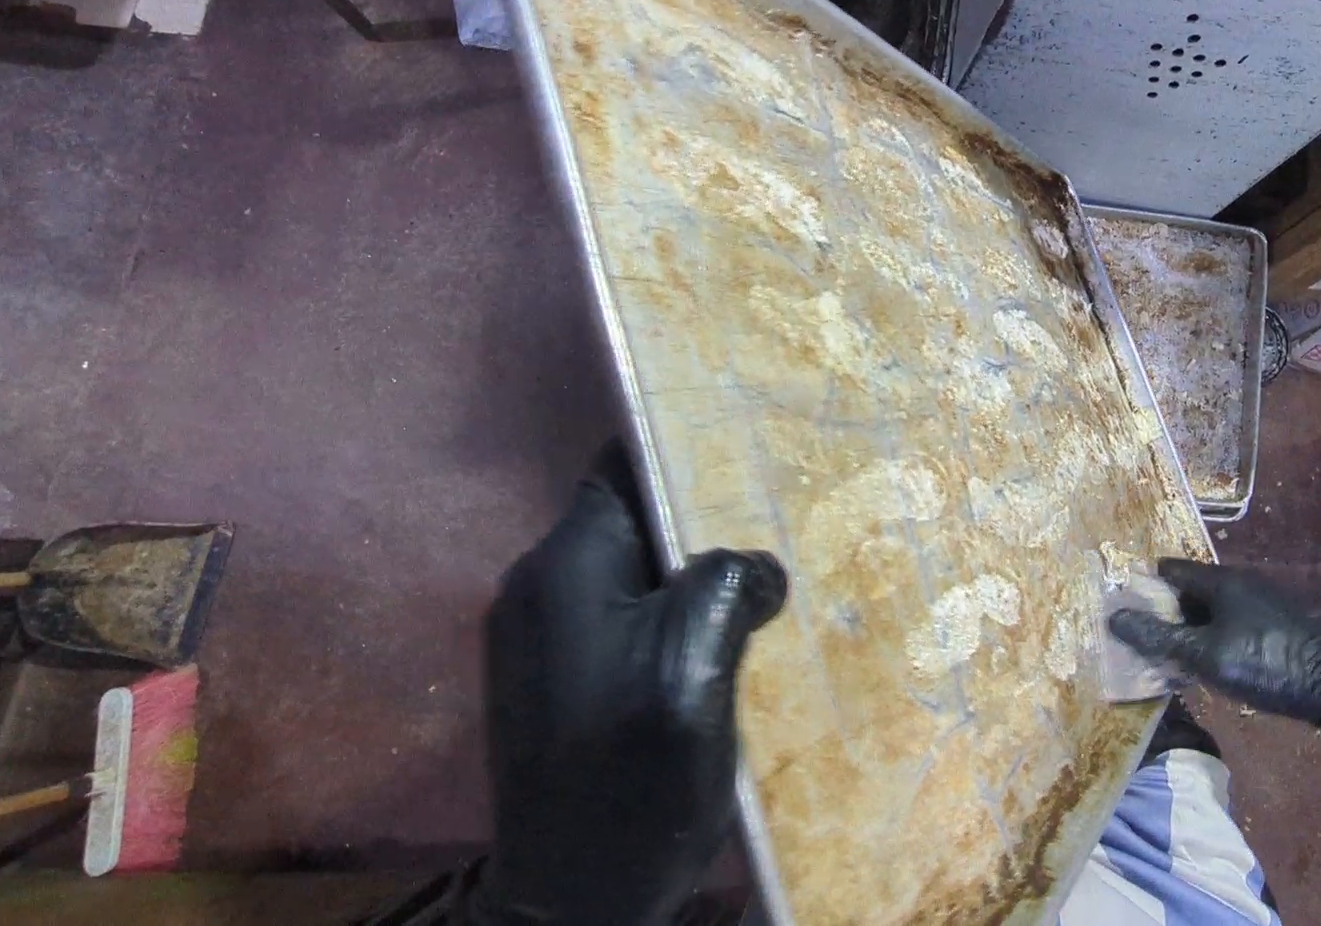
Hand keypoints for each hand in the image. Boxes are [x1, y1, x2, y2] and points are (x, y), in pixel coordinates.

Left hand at [474, 455, 787, 924]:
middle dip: (702, 512)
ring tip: (764, 565)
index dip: (682, 447)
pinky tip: (729, 626)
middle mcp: (544, 585)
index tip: (747, 441)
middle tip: (776, 509)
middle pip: (634, 516)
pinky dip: (677, 607)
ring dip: (694, 566)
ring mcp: (548, 633)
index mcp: (567, 566)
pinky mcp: (564, 673)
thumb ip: (724, 585)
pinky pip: (628, 611)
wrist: (576, 897)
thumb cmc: (630, 772)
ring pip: (636, 565)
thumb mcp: (692, 665)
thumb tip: (755, 565)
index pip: (623, 468)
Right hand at [1108, 559, 1320, 734]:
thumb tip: (1114, 618)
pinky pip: (1232, 618)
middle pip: (1189, 587)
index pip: (1168, 569)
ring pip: (1211, 605)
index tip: (1133, 615)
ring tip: (1179, 655)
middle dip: (1168, 611)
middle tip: (1153, 641)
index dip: (1146, 589)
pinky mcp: (1276, 619)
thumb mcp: (1203, 655)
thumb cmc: (1263, 665)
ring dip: (1192, 625)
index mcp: (1220, 579)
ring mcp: (1261, 598)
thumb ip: (1158, 637)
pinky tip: (1214, 660)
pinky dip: (1215, 632)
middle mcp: (1239, 579)